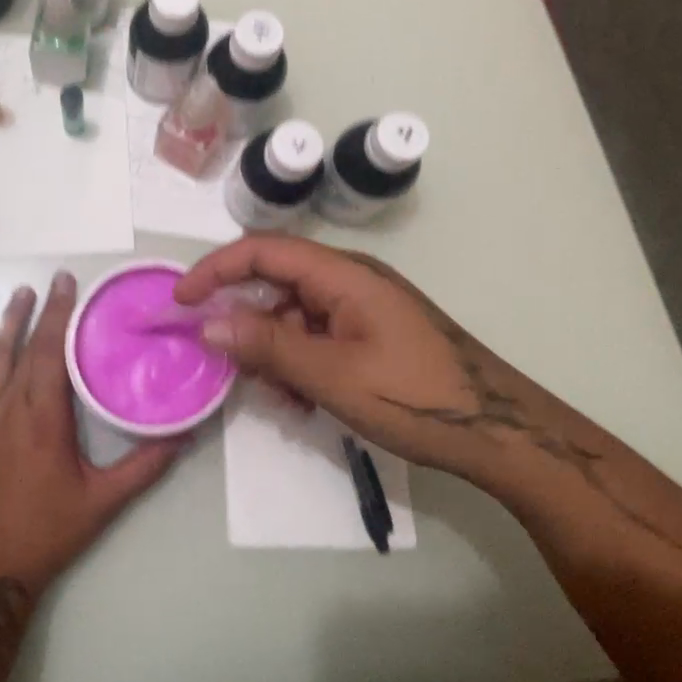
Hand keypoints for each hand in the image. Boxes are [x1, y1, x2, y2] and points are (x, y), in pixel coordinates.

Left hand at [0, 271, 184, 594]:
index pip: (51, 350)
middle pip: (20, 346)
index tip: (67, 283)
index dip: (59, 313)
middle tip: (50, 283)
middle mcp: (6, 407)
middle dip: (36, 311)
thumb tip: (183, 437)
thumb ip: (144, 467)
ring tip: (17, 299)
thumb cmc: (47, 532)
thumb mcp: (103, 502)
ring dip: (2, 326)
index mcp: (43, 417)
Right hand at [176, 236, 535, 478]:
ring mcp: (363, 308)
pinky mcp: (372, 334)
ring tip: (279, 396)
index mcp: (342, 275)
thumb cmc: (415, 396)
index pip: (262, 251)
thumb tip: (208, 323)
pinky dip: (298, 361)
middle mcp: (350, 281)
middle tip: (230, 364)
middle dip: (245, 321)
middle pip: (275, 282)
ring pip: (294, 314)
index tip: (180, 300)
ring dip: (273, 349)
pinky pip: (317, 335)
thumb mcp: (332, 375)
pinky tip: (303, 401)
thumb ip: (267, 345)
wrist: (501, 430)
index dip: (215, 269)